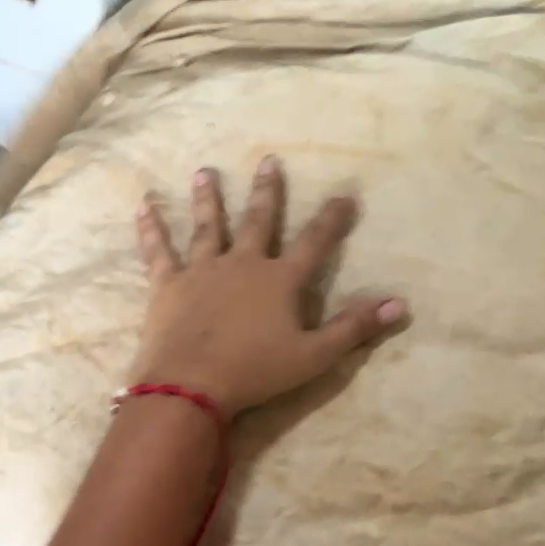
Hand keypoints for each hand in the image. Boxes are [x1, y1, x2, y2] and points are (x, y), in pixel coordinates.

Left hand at [129, 158, 406, 417]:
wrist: (190, 385)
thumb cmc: (253, 373)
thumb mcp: (313, 356)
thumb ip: (354, 327)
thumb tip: (401, 303)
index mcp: (280, 280)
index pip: (314, 242)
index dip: (332, 219)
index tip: (345, 194)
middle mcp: (242, 264)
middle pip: (258, 221)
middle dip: (267, 191)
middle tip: (268, 160)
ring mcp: (201, 271)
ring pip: (208, 227)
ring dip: (208, 198)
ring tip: (205, 172)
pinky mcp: (167, 285)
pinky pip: (157, 251)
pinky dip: (150, 228)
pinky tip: (143, 205)